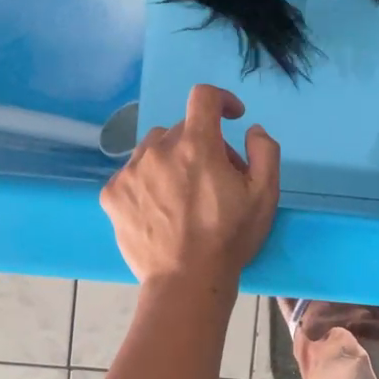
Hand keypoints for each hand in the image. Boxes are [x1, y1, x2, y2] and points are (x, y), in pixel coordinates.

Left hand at [100, 85, 279, 284]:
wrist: (186, 281)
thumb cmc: (230, 238)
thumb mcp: (265, 196)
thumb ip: (265, 152)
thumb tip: (251, 129)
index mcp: (197, 145)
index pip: (203, 97)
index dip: (221, 99)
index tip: (232, 116)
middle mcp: (158, 150)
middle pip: (181, 129)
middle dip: (203, 145)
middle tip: (217, 178)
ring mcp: (130, 172)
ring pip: (153, 149)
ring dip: (172, 160)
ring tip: (185, 195)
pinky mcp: (112, 194)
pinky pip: (132, 174)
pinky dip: (149, 182)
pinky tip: (162, 209)